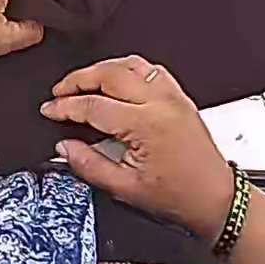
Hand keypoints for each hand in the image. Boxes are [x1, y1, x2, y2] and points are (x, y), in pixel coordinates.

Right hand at [41, 56, 236, 239]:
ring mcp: (173, 96)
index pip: (93, 105)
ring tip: (82, 83)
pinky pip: (150, 70)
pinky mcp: (180, 97)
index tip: (49, 110)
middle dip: (78, 79)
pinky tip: (116, 80)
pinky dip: (128, 69)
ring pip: (130, 64)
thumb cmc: (179, 196)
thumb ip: (89, 165)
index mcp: (146, 125)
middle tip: (59, 92)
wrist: (215, 199)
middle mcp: (161, 103)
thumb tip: (65, 147)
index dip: (65, 106)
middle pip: (110, 73)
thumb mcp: (125, 188)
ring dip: (102, 69)